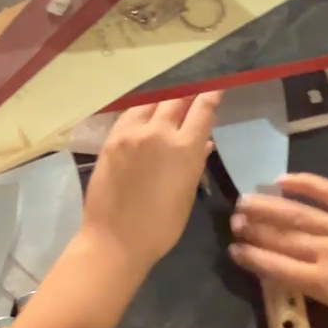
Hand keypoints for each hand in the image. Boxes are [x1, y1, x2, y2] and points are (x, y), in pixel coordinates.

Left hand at [80, 92, 222, 270]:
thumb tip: (202, 142)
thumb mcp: (187, 194)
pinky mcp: (111, 139)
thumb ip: (195, 162)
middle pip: (176, 100)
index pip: (202, 109)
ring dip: (162, 100)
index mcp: (185, 148)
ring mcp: (131, 133)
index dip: (210, 96)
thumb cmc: (161, 226)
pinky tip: (144, 113)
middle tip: (191, 93)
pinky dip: (141, 110)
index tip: (215, 89)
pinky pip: (129, 114)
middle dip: (186, 94)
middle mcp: (159, 132)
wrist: (115, 239)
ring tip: (167, 101)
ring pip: (151, 102)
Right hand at [228, 173, 327, 327]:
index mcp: (327, 286)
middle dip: (254, 228)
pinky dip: (307, 184)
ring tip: (247, 199)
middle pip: (284, 237)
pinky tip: (285, 180)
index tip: (233, 249)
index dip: (251, 257)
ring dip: (270, 205)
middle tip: (233, 220)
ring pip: (301, 213)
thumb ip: (325, 292)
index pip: (277, 267)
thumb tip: (300, 273)